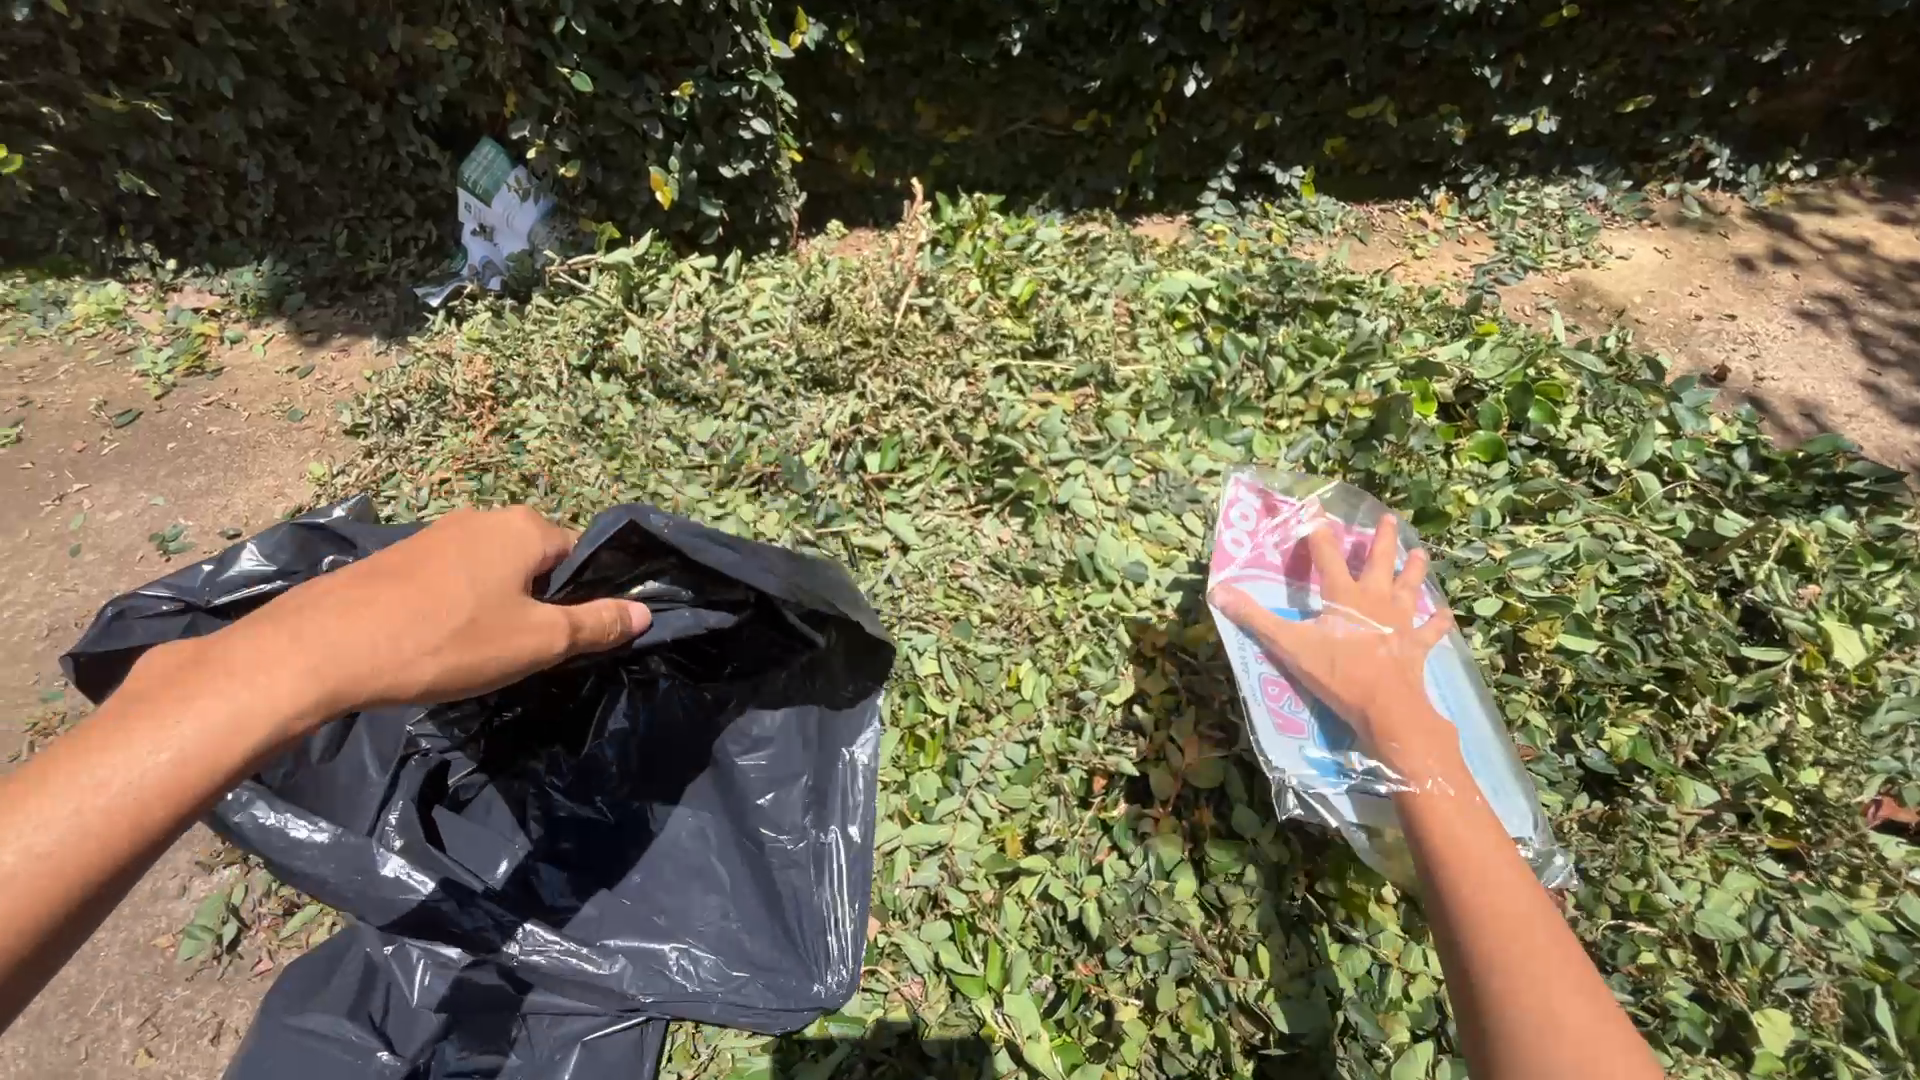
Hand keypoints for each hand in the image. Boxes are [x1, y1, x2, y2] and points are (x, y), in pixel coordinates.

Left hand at [171, 506, 651, 737]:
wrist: (317, 651)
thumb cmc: (446, 640)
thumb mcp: (538, 641)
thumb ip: (598, 624)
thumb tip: (645, 612)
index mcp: (527, 527)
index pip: (584, 555)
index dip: (587, 596)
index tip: (575, 635)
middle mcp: (486, 517)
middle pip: (541, 561)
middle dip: (545, 600)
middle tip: (534, 648)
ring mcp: (437, 534)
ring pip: (497, 572)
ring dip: (503, 605)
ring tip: (487, 650)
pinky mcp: (400, 558)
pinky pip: (457, 579)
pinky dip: (463, 607)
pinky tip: (446, 643)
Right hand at [1210, 513, 1457, 773]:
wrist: (1387, 706)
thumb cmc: (1336, 671)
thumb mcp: (1287, 644)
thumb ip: (1254, 618)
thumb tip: (1218, 592)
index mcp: (1344, 595)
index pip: (1327, 554)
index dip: (1319, 531)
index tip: (1316, 508)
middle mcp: (1376, 599)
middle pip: (1380, 562)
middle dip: (1381, 539)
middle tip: (1387, 518)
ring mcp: (1401, 621)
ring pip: (1410, 587)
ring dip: (1415, 569)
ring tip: (1420, 553)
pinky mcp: (1417, 646)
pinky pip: (1430, 630)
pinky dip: (1436, 622)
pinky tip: (1445, 614)